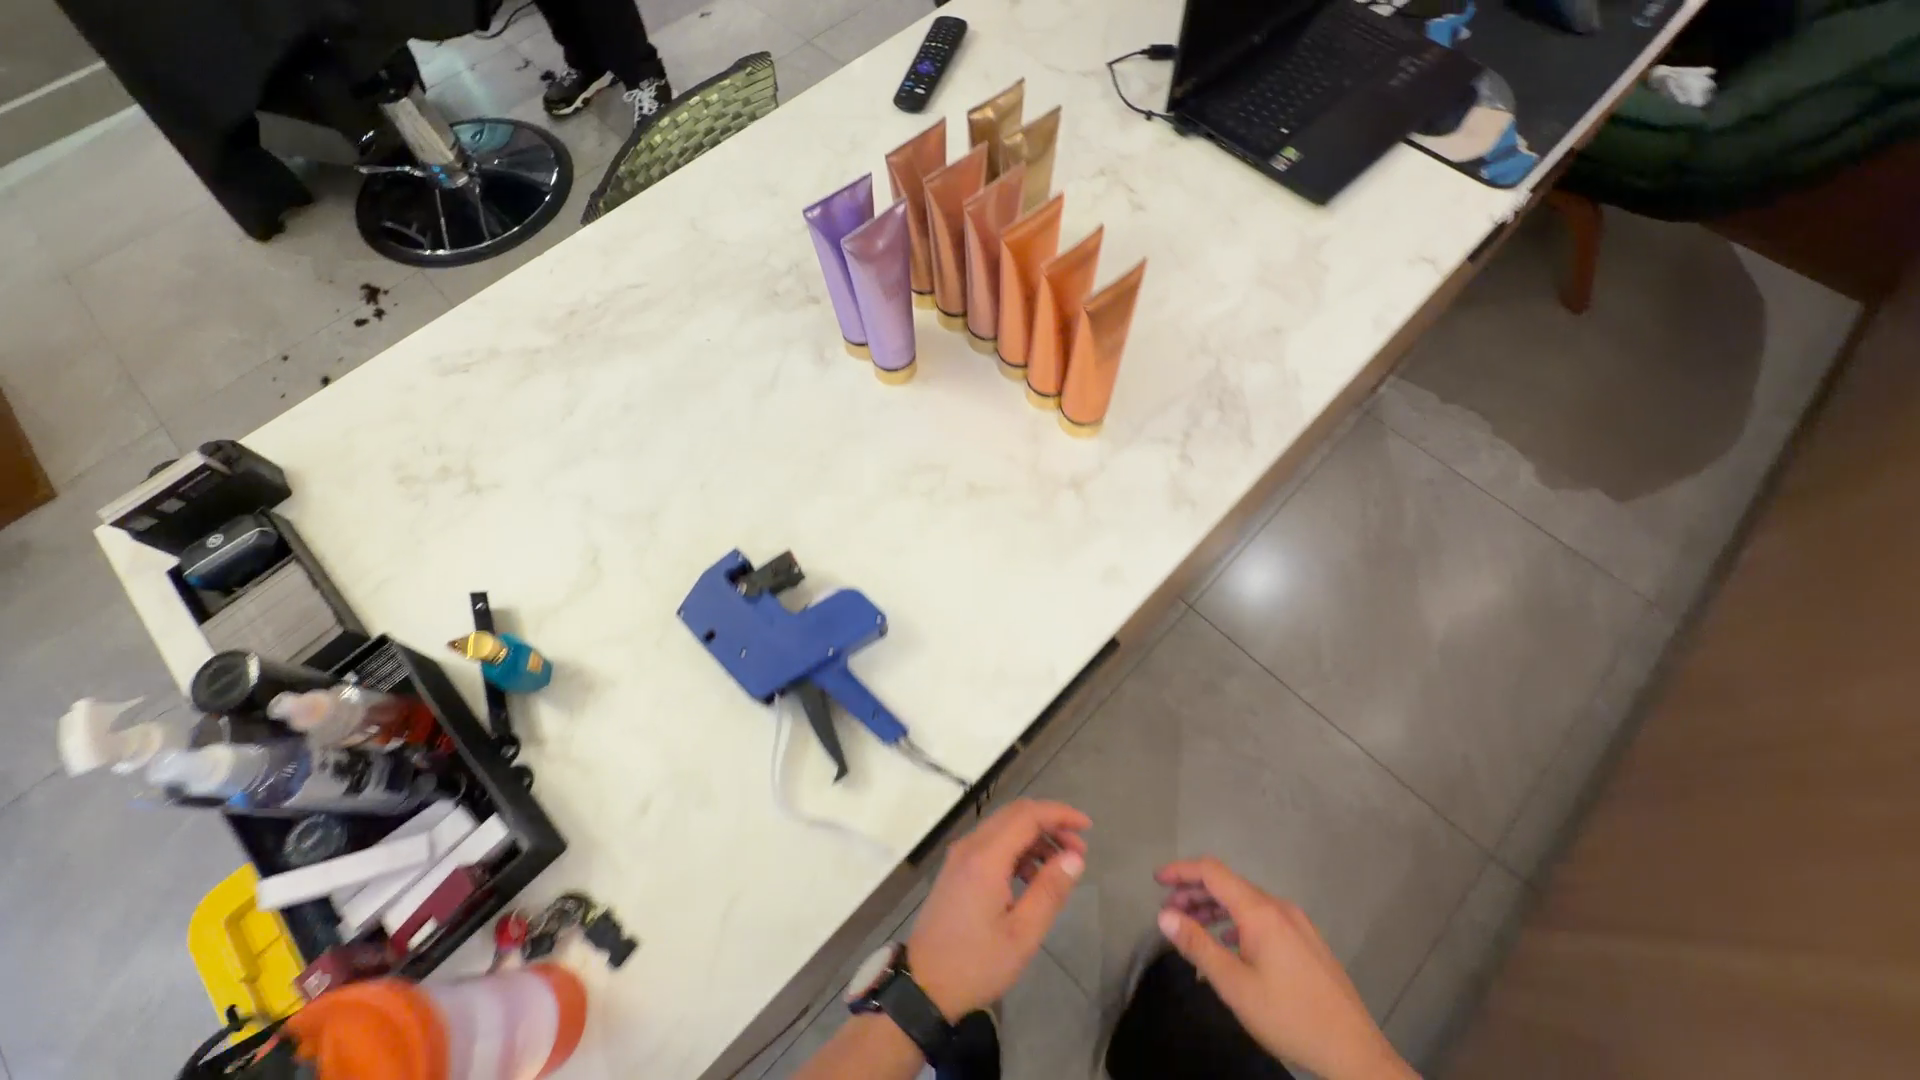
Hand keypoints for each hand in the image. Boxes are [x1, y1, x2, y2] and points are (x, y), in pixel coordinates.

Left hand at [905, 799, 1089, 1019]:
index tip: (1087, 827)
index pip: (1027, 815)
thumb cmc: (976, 963)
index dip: (1060, 814)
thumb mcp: (1022, 934)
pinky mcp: (956, 870)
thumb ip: (1050, 891)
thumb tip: (1075, 857)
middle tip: (1078, 850)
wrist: (922, 985)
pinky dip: (1017, 851)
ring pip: (1003, 828)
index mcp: (985, 858)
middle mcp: (969, 847)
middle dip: (1050, 824)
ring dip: (1035, 838)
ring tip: (1061, 867)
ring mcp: (959, 857)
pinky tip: (1032, 879)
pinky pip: (991, 845)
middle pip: (1014, 815)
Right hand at [1155, 857, 1417, 1079]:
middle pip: (1229, 885)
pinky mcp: (1306, 942)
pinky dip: (1236, 923)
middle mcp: (1280, 908)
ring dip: (1215, 909)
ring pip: (1247, 903)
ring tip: (1192, 929)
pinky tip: (1228, 948)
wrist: (1353, 1051)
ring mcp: (1297, 924)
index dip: (1182, 871)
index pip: (1213, 872)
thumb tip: (1164, 914)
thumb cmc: (1288, 1015)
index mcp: (1261, 912)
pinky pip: (1263, 919)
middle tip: (1168, 912)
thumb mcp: (1234, 985)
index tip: (1157, 881)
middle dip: (1194, 892)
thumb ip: (1197, 945)